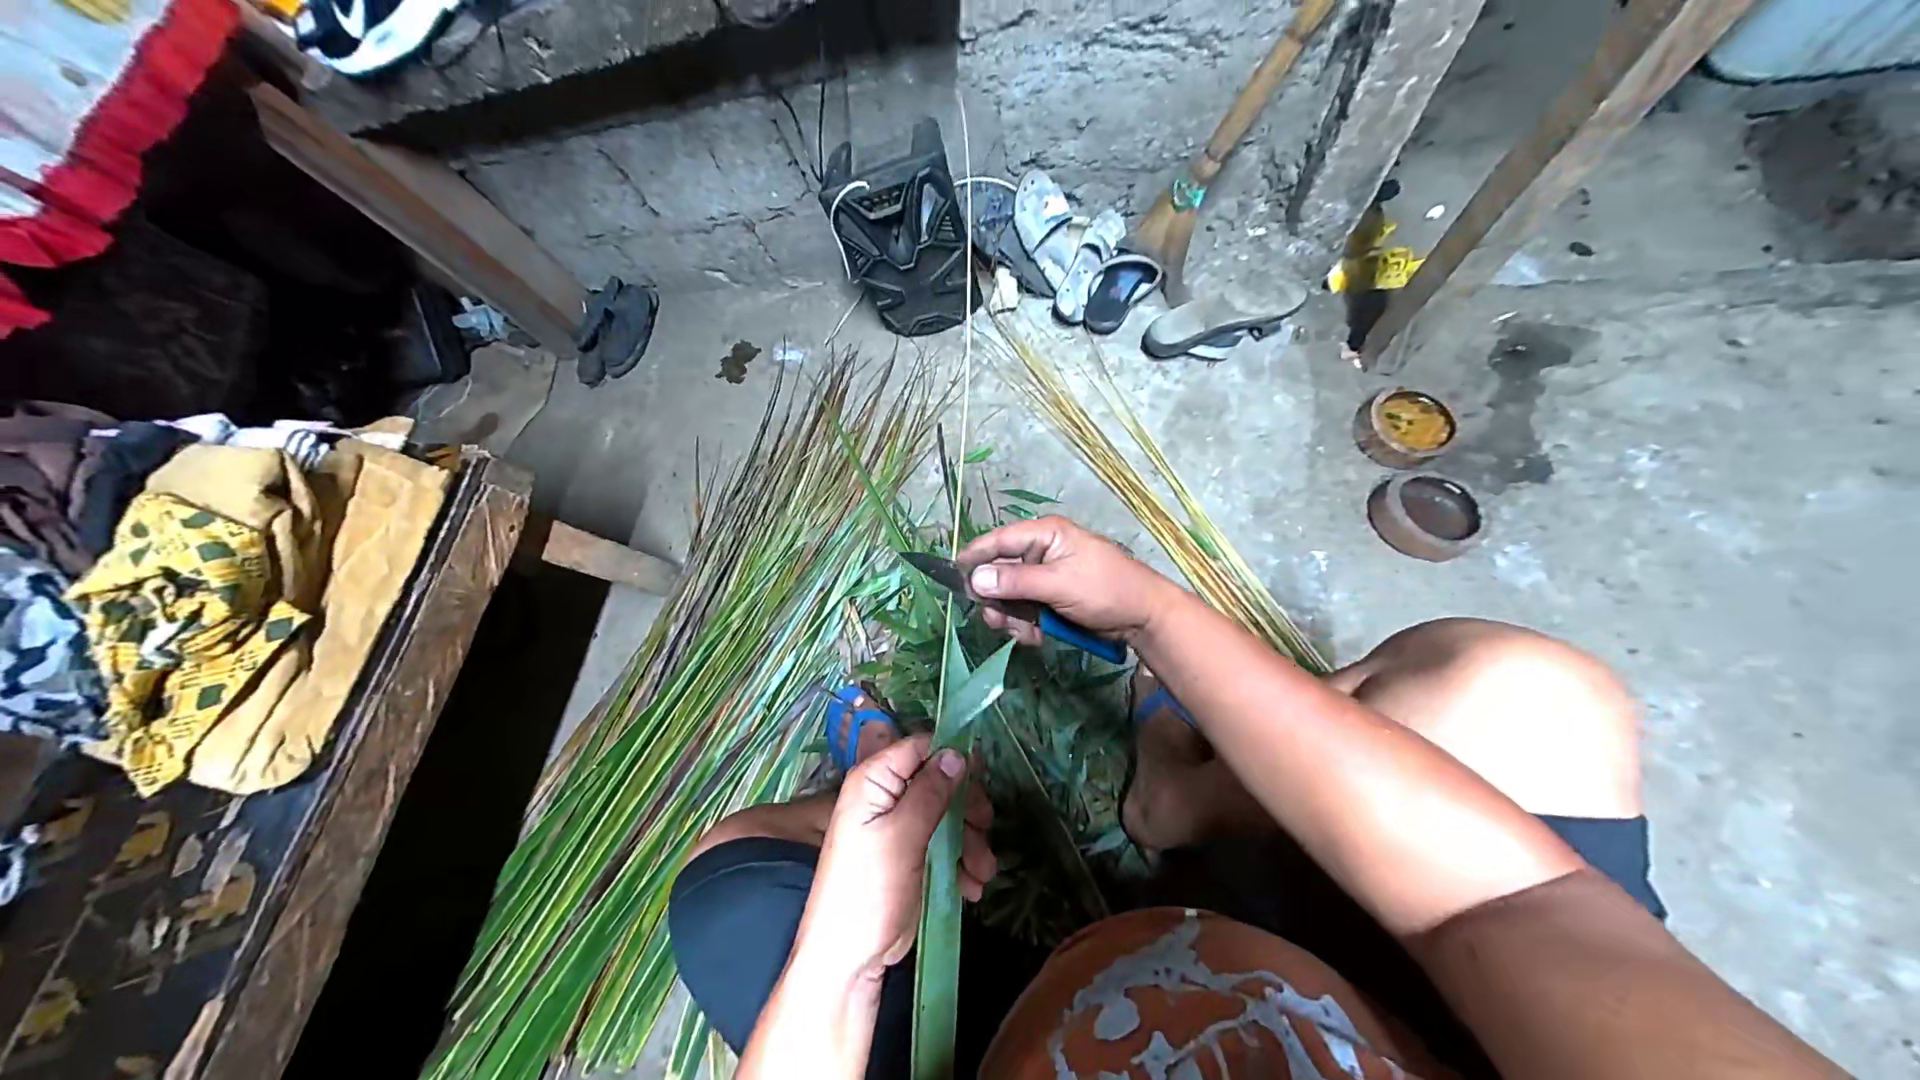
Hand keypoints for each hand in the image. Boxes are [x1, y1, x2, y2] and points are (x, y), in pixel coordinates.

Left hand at [795, 735, 995, 982]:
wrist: (848, 960)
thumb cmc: (868, 891)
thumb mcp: (902, 836)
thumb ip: (930, 791)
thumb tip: (956, 753)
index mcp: (874, 780)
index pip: (920, 747)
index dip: (952, 757)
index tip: (982, 777)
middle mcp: (886, 795)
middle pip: (941, 780)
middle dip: (967, 807)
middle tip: (984, 830)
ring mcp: (900, 826)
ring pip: (949, 813)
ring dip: (971, 840)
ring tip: (981, 874)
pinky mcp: (911, 853)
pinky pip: (945, 842)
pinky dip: (962, 860)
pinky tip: (970, 886)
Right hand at [957, 515, 1181, 645]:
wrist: (1143, 617)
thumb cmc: (1105, 589)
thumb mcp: (1058, 584)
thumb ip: (1015, 581)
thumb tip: (976, 578)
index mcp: (1045, 535)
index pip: (999, 540)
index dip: (975, 556)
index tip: (954, 576)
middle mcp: (1042, 551)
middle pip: (1000, 572)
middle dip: (997, 598)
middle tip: (996, 620)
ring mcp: (1046, 576)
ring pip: (1010, 595)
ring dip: (1011, 617)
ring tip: (1024, 633)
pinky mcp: (1051, 598)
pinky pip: (1025, 609)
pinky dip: (1025, 625)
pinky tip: (1036, 637)